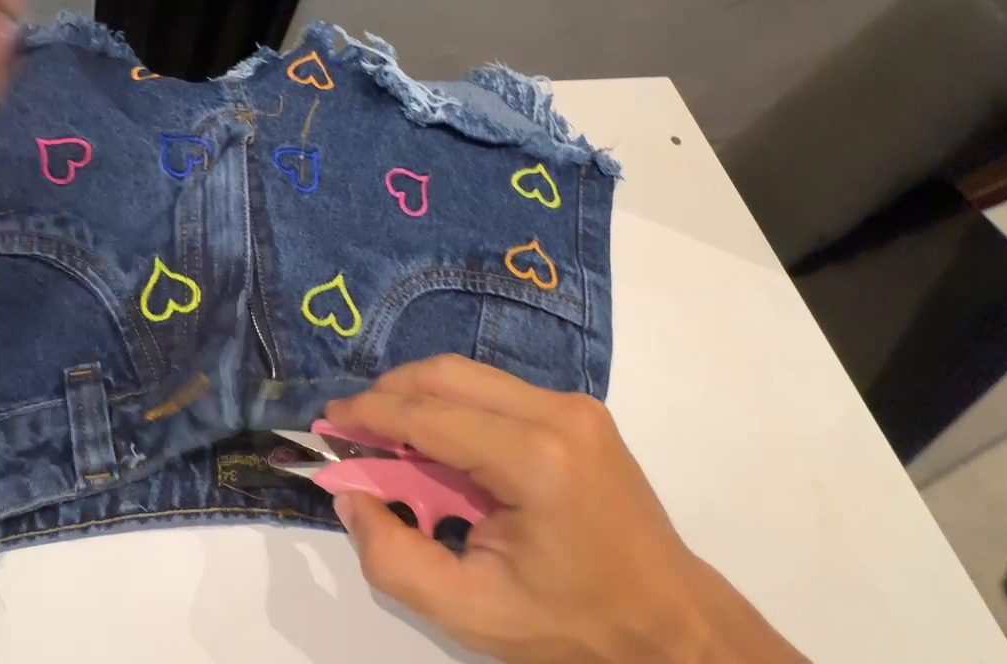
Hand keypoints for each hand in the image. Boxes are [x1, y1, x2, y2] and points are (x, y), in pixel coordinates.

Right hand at [327, 355, 802, 663]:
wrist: (676, 632)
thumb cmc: (574, 628)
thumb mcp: (470, 612)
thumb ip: (393, 558)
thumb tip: (349, 496)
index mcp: (534, 461)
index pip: (429, 416)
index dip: (370, 413)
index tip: (329, 421)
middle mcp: (557, 414)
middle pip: (447, 375)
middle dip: (390, 393)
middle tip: (354, 428)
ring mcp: (574, 407)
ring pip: (470, 375)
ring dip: (420, 396)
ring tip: (391, 437)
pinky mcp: (580, 412)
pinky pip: (495, 391)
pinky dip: (454, 405)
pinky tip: (440, 443)